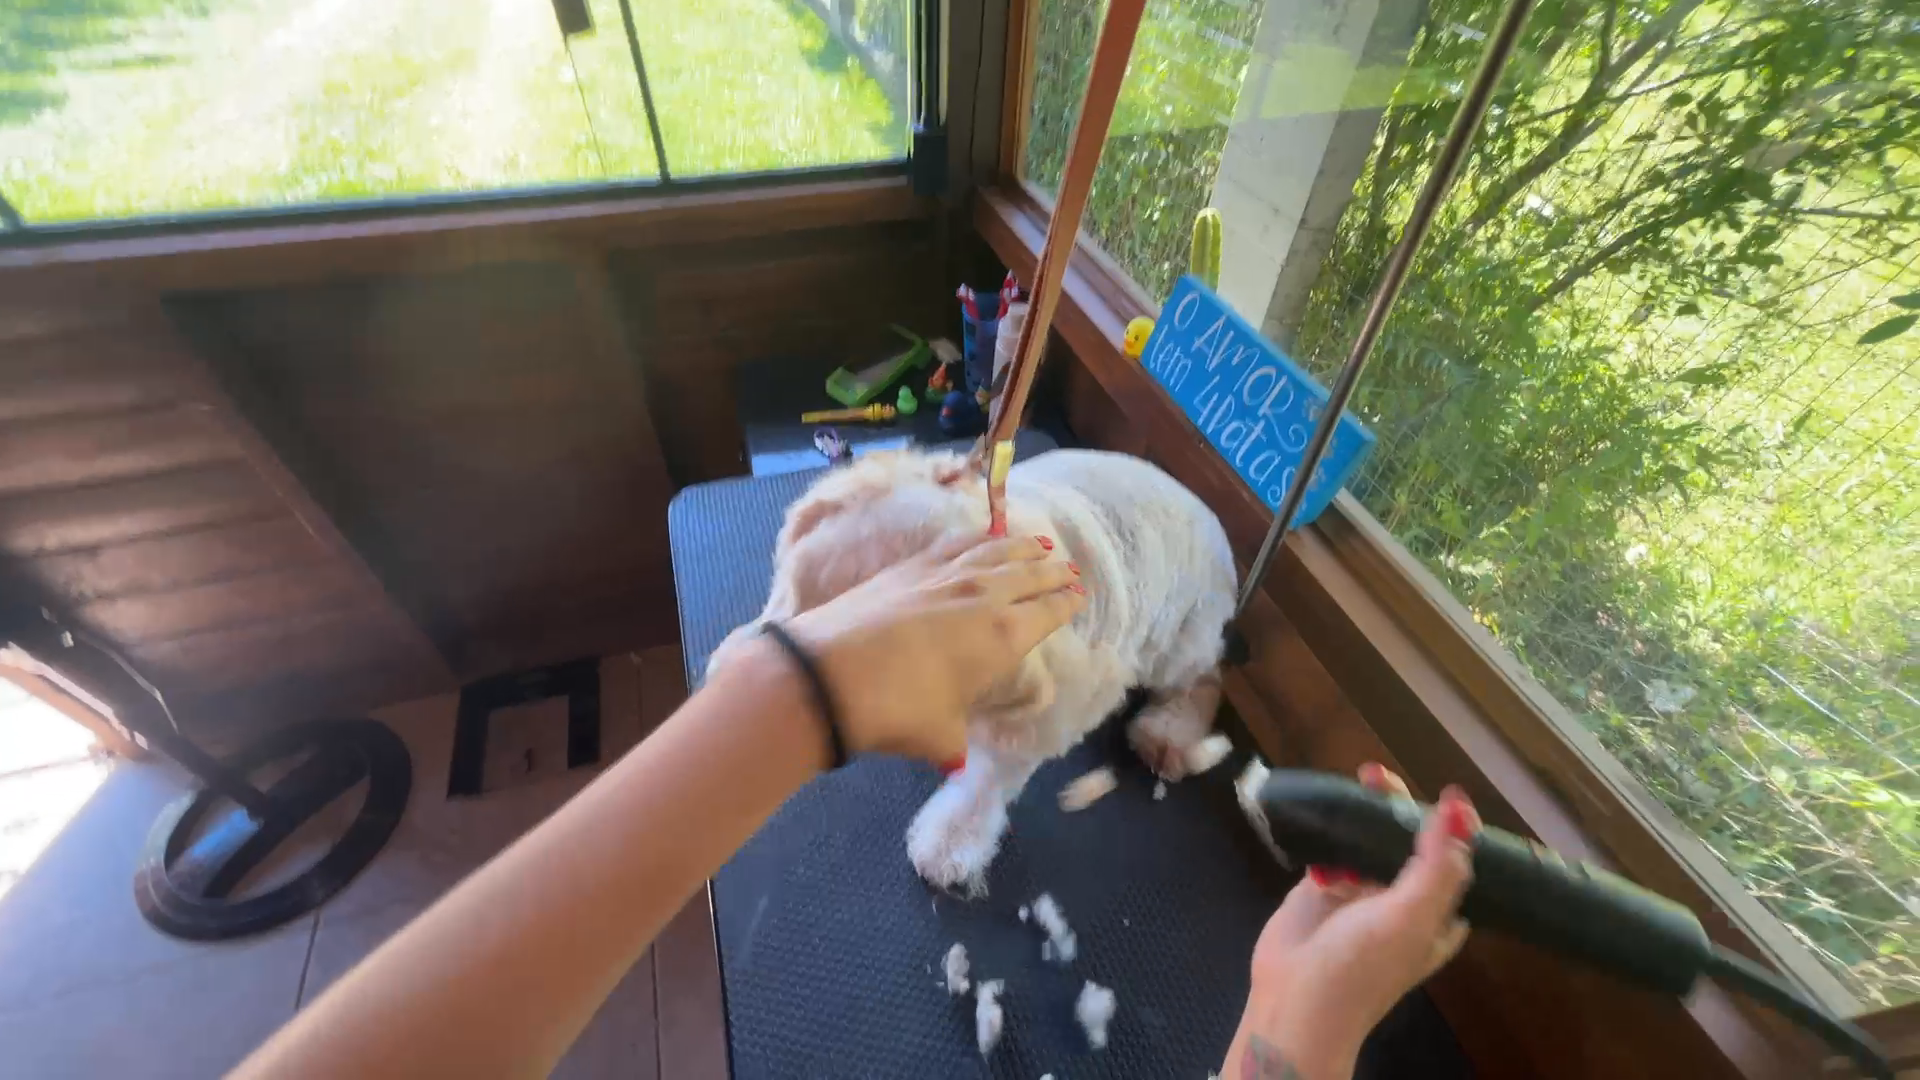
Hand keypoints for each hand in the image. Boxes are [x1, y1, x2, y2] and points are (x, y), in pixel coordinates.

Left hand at [778, 532, 1085, 763]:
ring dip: (1021, 547)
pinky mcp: (911, 565)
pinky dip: (978, 536)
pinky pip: (957, 542)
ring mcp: (945, 574)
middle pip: (1029, 575)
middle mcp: (982, 596)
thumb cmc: (896, 710)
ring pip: (996, 550)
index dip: (1068, 603)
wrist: (830, 674)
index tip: (1081, 594)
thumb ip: (954, 743)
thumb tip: (953, 759)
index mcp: (1002, 637)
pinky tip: (983, 535)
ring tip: (1038, 545)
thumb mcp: (938, 736)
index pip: (1048, 612)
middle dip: (1053, 572)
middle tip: (1070, 568)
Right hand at [1227, 764, 1477, 1078]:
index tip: (1440, 791)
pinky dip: (1328, 830)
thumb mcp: (1409, 916)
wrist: (1296, 995)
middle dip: (1396, 807)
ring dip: (1361, 812)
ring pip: (1366, 840)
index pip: (1450, 859)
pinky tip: (1322, 814)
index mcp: (1435, 913)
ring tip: (1353, 781)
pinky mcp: (1321, 886)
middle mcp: (1401, 899)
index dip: (1448, 825)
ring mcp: (1359, 892)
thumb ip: (1436, 865)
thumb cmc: (1361, 963)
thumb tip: (1459, 810)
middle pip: (1404, 842)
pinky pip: (1330, 847)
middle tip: (1374, 774)